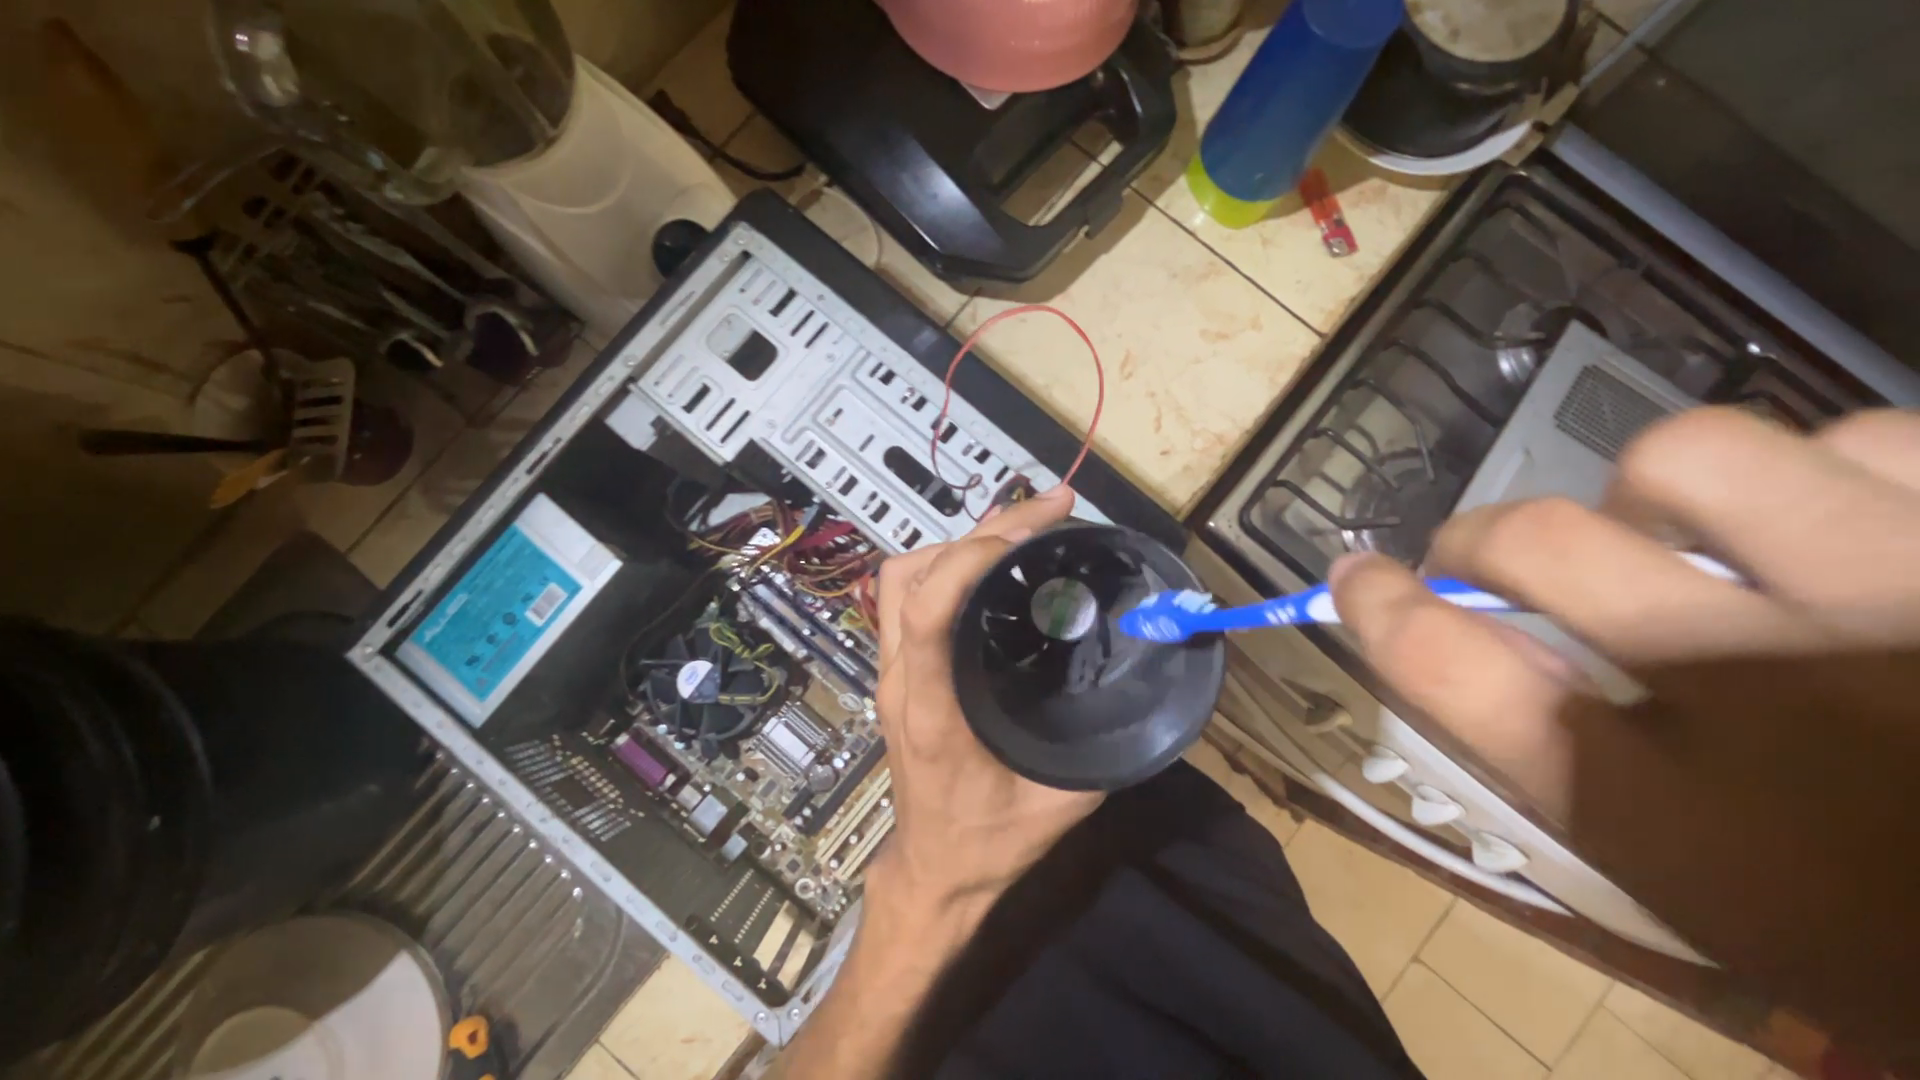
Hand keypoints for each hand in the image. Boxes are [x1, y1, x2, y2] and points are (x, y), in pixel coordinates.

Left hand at [867, 486, 1104, 933]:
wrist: (934, 872)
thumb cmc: (986, 844)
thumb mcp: (1058, 804)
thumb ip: (1102, 750)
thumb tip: (1147, 690)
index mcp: (933, 710)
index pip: (928, 612)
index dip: (971, 558)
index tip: (1030, 529)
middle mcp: (902, 680)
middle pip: (911, 576)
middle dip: (978, 531)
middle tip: (1046, 512)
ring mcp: (893, 673)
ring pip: (900, 579)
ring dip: (956, 543)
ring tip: (1018, 530)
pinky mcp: (899, 672)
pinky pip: (908, 598)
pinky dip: (948, 567)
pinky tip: (992, 566)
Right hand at [1330, 407, 1919, 1063]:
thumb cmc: (1866, 920)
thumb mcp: (1680, 874)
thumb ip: (1552, 754)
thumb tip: (1451, 634)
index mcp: (1670, 805)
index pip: (1459, 673)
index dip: (1384, 610)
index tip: (1355, 578)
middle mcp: (1769, 687)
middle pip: (1538, 544)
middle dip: (1476, 539)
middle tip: (1485, 556)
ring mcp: (1893, 596)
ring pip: (1690, 453)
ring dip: (1653, 499)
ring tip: (1687, 546)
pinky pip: (1866, 438)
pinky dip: (1823, 474)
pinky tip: (1836, 533)